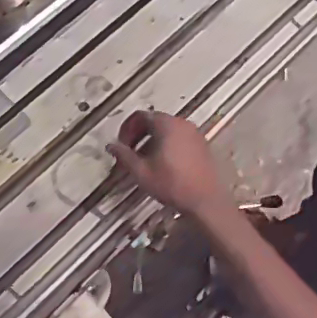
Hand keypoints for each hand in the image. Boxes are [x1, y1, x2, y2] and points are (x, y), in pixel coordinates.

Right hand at [107, 110, 233, 217]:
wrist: (206, 201)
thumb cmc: (172, 184)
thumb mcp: (141, 172)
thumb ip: (124, 155)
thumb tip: (110, 145)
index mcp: (166, 124)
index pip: (140, 116)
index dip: (126, 129)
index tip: (121, 145)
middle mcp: (182, 123)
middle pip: (154, 121)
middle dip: (138, 135)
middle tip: (130, 153)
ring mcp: (194, 133)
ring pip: (166, 130)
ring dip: (151, 141)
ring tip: (144, 161)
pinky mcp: (202, 145)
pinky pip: (179, 137)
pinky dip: (166, 145)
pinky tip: (163, 164)